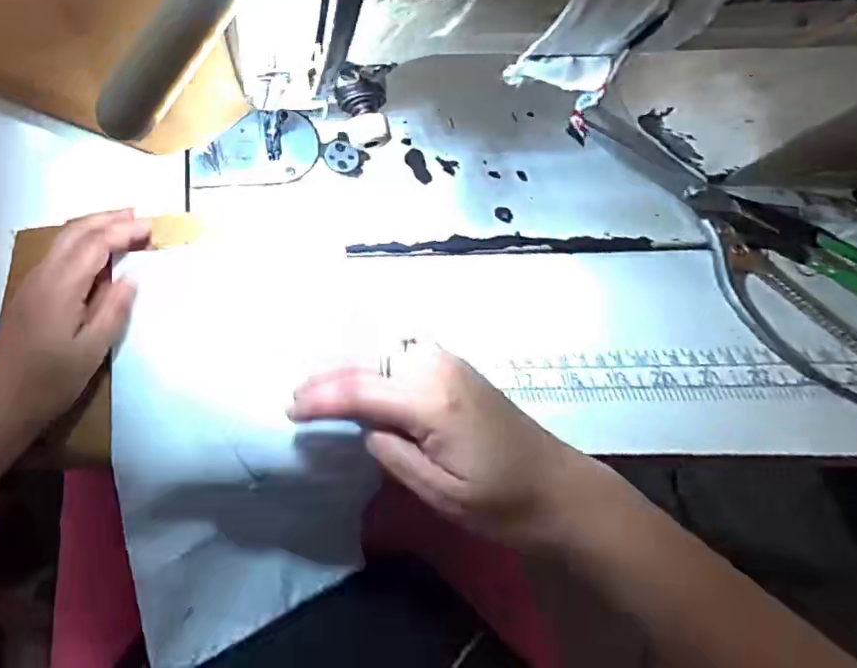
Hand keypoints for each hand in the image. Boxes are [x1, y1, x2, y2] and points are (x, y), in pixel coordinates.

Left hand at [0, 210, 150, 429]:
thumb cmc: (47, 382)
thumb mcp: (89, 352)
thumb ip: (112, 311)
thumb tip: (130, 278)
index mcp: (61, 284)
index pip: (96, 243)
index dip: (124, 231)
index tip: (150, 227)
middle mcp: (44, 273)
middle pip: (76, 231)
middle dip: (108, 219)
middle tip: (138, 216)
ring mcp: (31, 281)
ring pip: (64, 240)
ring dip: (93, 228)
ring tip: (120, 227)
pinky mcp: (27, 293)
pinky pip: (57, 254)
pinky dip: (80, 243)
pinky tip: (93, 256)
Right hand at [289, 344, 610, 551]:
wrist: (567, 492)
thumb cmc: (506, 504)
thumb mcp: (443, 494)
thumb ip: (392, 454)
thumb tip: (364, 427)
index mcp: (431, 401)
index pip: (358, 391)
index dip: (319, 399)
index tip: (290, 411)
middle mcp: (433, 368)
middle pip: (362, 363)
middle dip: (324, 378)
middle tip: (294, 398)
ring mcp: (442, 360)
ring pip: (375, 353)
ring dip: (342, 367)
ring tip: (315, 389)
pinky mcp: (448, 363)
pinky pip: (393, 354)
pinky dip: (365, 363)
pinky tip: (351, 376)